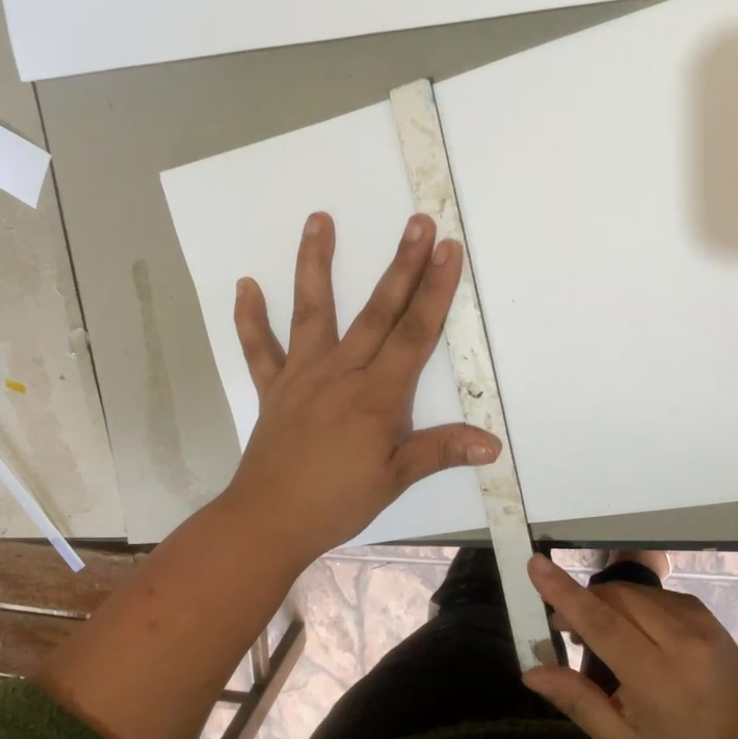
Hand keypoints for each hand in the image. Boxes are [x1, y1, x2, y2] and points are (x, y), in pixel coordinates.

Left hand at [219, 212, 499, 559]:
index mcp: (377, 396)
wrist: (268, 520)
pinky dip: (250, 319)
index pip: (414, 334)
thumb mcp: (394, 480)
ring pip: (312, 311)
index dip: (435, 291)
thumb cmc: (336, 503)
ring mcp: (302, 376)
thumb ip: (439, 452)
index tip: (448, 249)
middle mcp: (341, 373)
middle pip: (377, 312)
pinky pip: (259, 349)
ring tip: (318, 219)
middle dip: (402, 265)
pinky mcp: (273, 389)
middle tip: (417, 221)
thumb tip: (492, 444)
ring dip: (315, 264)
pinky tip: (245, 285)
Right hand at [520, 554, 737, 738]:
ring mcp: (696, 620)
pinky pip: (650, 593)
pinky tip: (626, 627)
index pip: (603, 624)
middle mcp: (680, 640)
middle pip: (614, 598)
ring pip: (631, 591)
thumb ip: (578, 702)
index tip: (537, 565)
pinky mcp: (702, 608)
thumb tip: (531, 673)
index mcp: (657, 677)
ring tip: (594, 631)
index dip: (566, 594)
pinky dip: (627, 602)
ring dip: (603, 601)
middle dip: (580, 601)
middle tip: (563, 627)